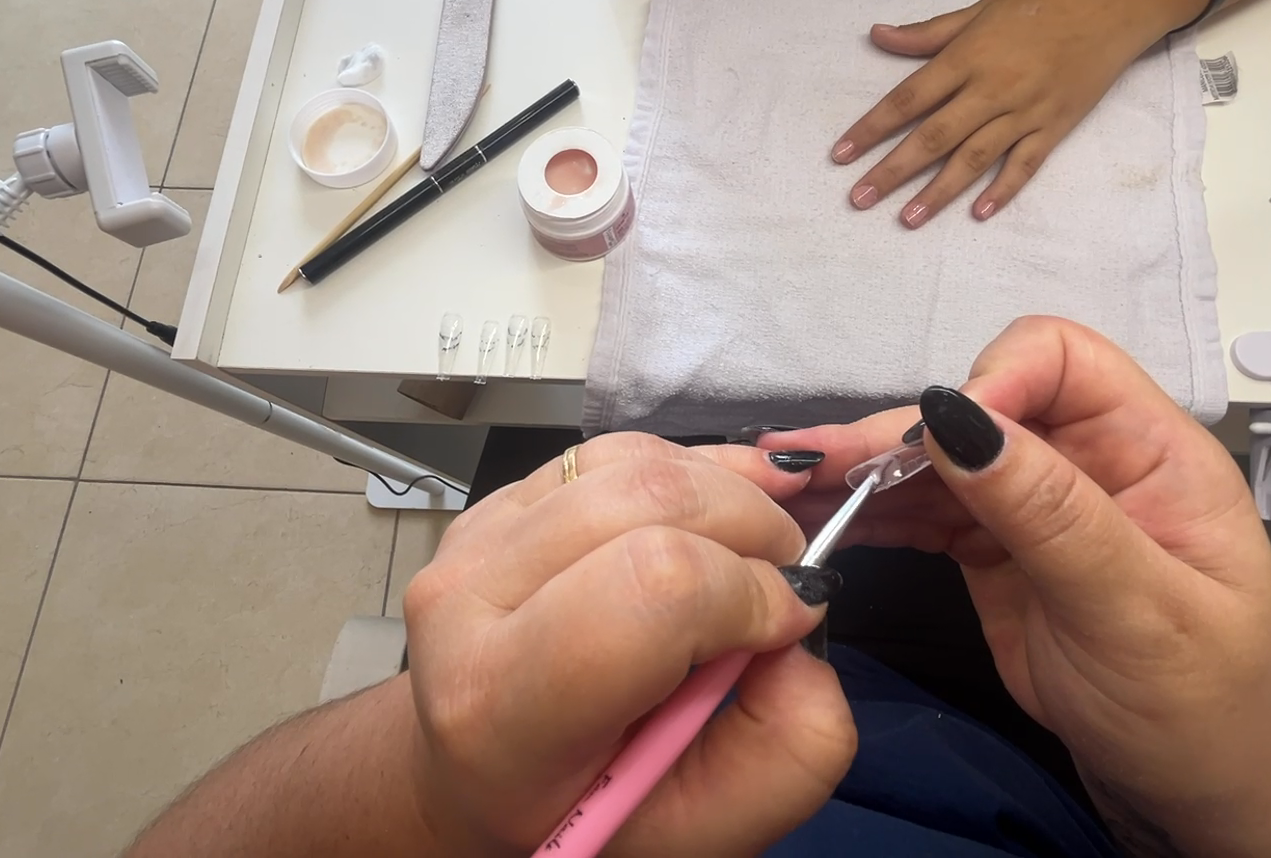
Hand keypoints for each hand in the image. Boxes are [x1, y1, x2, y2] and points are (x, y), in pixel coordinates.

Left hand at [401, 434, 856, 855]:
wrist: (477, 759)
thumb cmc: (578, 804)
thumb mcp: (697, 826)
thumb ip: (784, 751)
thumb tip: (801, 628)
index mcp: (501, 702)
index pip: (651, 587)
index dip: (745, 590)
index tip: (788, 619)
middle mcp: (469, 597)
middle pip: (647, 498)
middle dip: (750, 523)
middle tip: (784, 572)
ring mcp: (477, 532)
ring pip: (633, 460)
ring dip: (722, 487)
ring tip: (751, 541)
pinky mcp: (498, 498)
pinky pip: (611, 450)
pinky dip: (685, 466)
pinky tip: (710, 507)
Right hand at [763, 317, 1270, 851]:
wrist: (1179, 789)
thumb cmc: (1195, 707)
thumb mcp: (1134, 612)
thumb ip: (1049, 511)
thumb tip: (956, 417)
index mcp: (1144, 448)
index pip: (1060, 360)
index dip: (995, 376)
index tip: (936, 434)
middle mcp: (1076, 457)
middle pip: (969, 410)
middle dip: (889, 435)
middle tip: (810, 461)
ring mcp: (1023, 498)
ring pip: (929, 457)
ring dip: (859, 472)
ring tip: (788, 485)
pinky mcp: (982, 539)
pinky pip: (915, 509)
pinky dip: (865, 512)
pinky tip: (819, 517)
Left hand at [833, 0, 1199, 226]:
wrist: (1116, 1)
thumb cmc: (1039, 5)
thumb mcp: (977, 11)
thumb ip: (925, 34)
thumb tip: (875, 35)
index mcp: (967, 57)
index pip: (907, 99)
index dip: (871, 128)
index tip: (840, 155)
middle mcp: (992, 88)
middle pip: (933, 136)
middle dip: (893, 170)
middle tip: (859, 199)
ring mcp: (1025, 110)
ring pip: (974, 158)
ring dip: (938, 192)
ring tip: (906, 220)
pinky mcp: (1055, 126)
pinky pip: (1026, 164)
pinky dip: (1004, 189)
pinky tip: (979, 214)